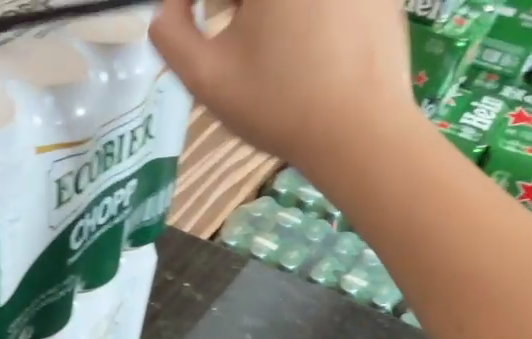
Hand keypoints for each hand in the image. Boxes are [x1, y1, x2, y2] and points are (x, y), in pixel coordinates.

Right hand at [149, 0, 420, 172]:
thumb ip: (170, 33)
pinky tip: (304, 46)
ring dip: (262, 10)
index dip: (195, 2)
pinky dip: (304, 16)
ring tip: (264, 43)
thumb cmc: (279, 106)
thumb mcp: (207, 77)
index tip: (190, 19)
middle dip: (232, 4)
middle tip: (222, 28)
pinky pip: (322, 2)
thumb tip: (169, 7)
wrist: (362, 132)